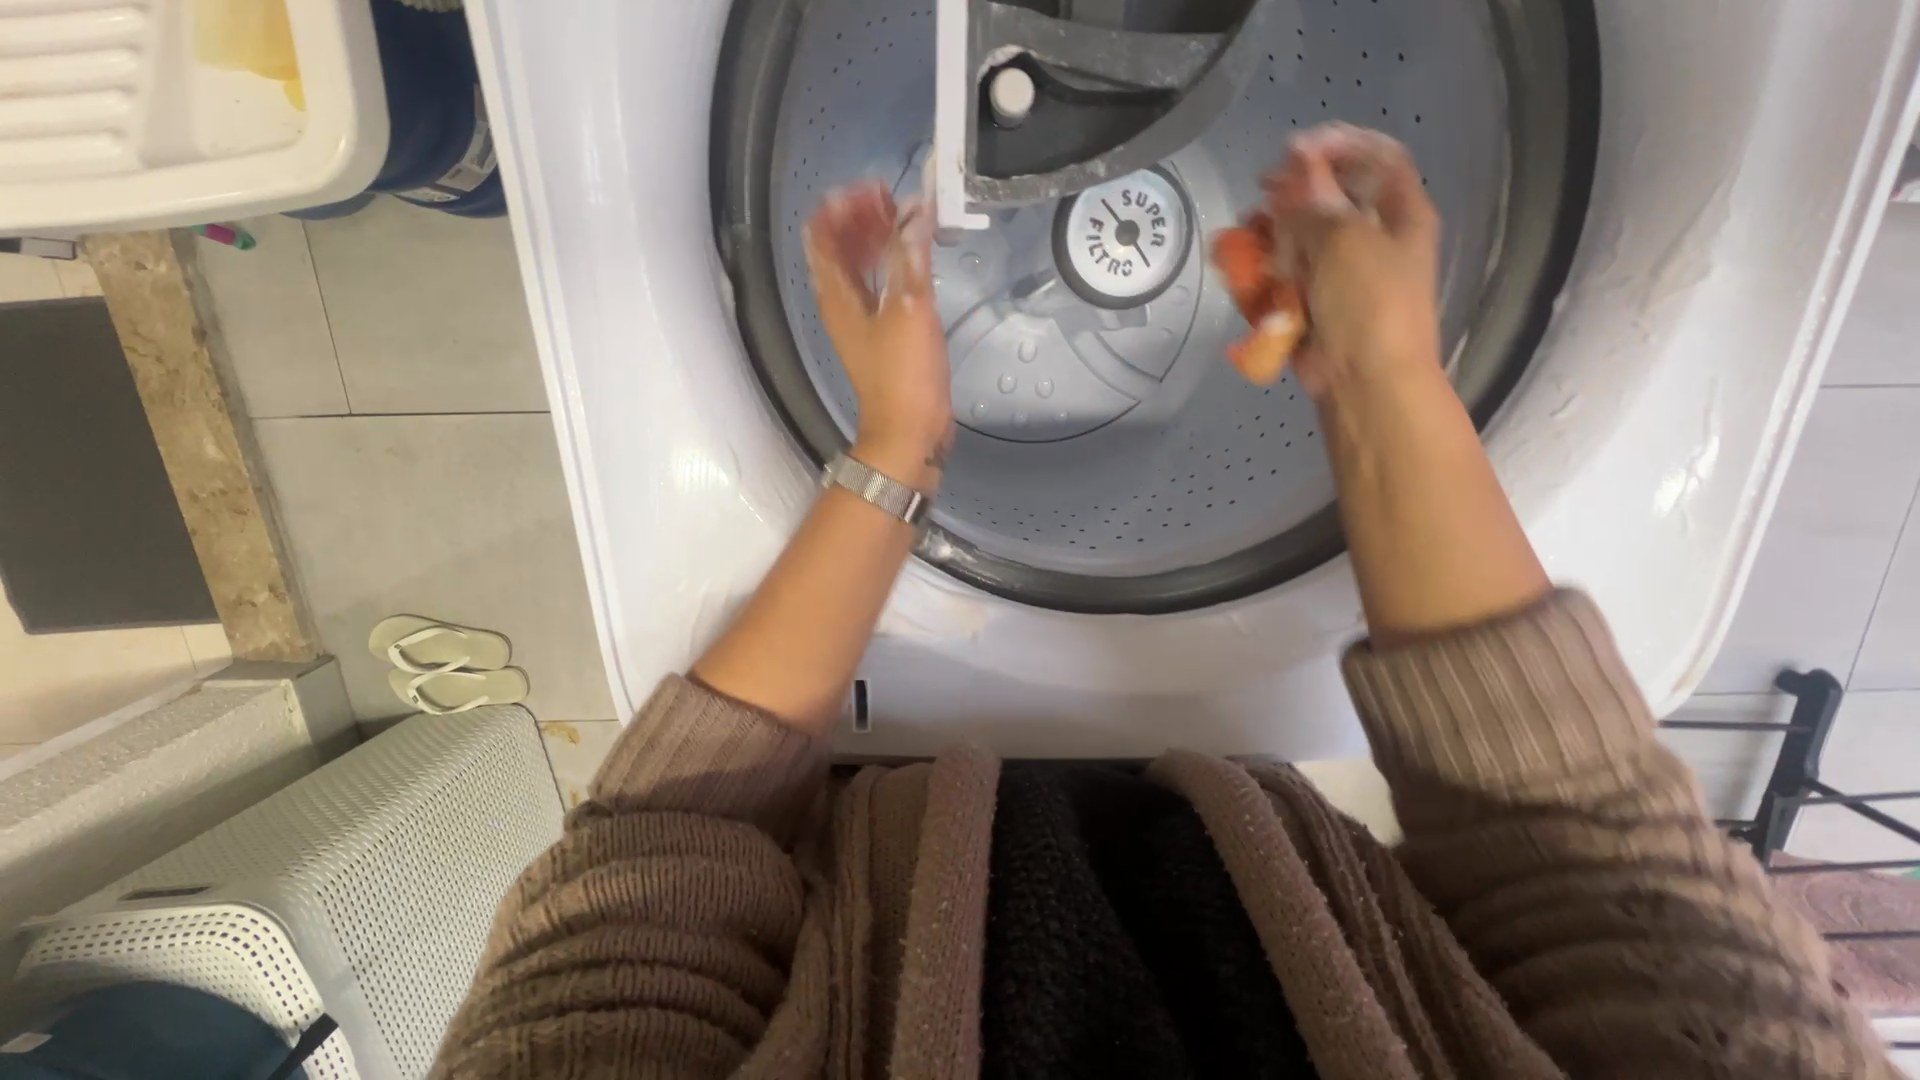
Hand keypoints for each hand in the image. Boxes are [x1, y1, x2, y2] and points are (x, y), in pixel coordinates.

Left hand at [805, 181, 953, 488]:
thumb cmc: (903, 375)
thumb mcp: (909, 310)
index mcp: (836, 294)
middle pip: (840, 247)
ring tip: (908, 219)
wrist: (908, 433)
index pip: (822, 233)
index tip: (875, 190)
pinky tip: (916, 257)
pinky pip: (880, 287)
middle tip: (895, 199)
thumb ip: (910, 257)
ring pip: (860, 266)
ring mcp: (861, 320)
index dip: (842, 205)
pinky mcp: (882, 334)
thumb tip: (915, 212)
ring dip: (877, 239)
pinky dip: (892, 265)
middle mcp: (842, 303)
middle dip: (862, 216)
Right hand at [1264, 126, 1443, 403]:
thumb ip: (1315, 201)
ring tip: (1245, 234)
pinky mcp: (1316, 307)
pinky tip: (1241, 268)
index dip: (1339, 144)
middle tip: (1262, 191)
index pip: (1378, 158)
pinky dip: (1263, 273)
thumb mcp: (1344, 241)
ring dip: (1271, 234)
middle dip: (1293, 193)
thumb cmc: (1368, 303)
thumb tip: (1297, 163)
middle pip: (1333, 199)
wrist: (1366, 382)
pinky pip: (1286, 279)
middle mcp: (1375, 240)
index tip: (1295, 149)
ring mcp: (1343, 277)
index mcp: (1401, 215)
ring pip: (1302, 240)